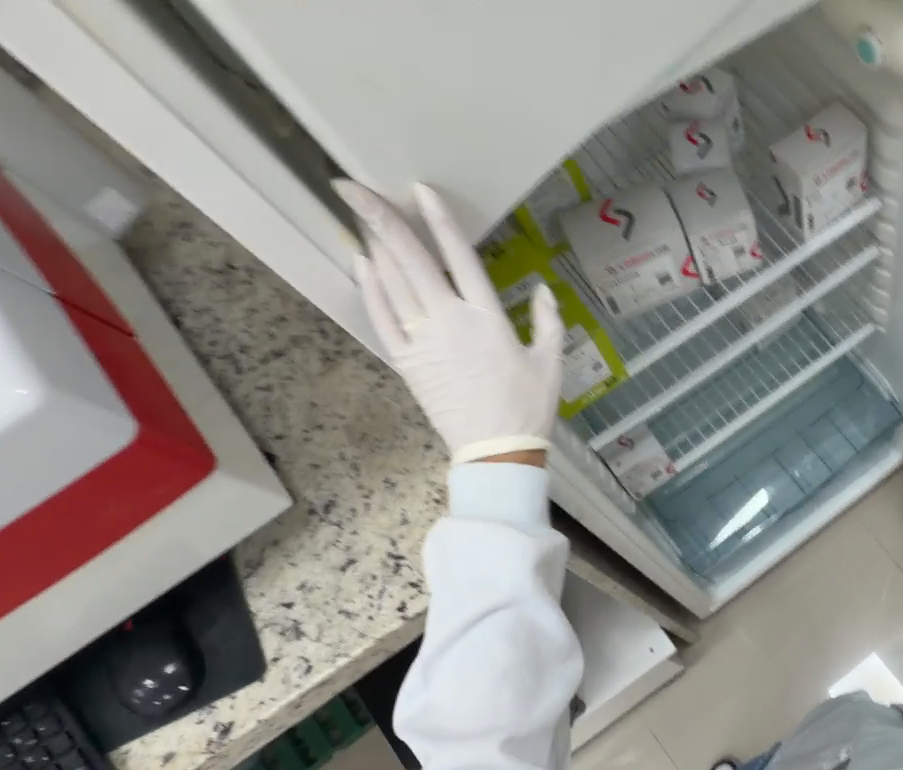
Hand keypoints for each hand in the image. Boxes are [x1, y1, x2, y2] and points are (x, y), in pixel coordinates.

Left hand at [335, 179, 562, 464]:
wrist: (497, 449)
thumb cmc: (528, 407)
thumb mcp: (550, 362)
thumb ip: (547, 322)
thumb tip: (544, 290)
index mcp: (488, 318)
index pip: (460, 257)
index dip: (440, 222)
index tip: (420, 191)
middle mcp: (450, 320)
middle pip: (411, 260)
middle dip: (380, 219)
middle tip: (352, 186)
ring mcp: (423, 340)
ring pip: (392, 282)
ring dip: (375, 245)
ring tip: (359, 215)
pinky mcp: (406, 360)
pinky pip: (381, 316)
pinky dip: (369, 287)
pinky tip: (361, 262)